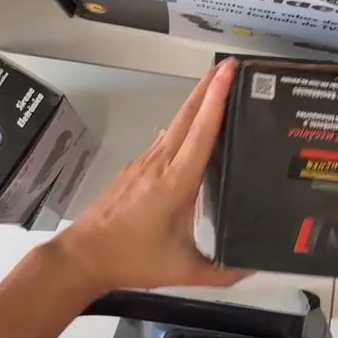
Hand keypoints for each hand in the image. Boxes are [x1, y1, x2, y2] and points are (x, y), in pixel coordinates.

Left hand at [49, 59, 247, 296]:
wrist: (83, 256)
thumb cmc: (133, 260)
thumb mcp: (183, 270)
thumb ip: (222, 272)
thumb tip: (254, 267)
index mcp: (176, 182)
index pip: (202, 131)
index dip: (217, 99)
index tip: (229, 71)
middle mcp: (160, 164)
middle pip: (187, 116)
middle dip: (209, 87)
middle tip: (232, 66)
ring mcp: (145, 164)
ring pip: (176, 125)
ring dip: (197, 104)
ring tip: (220, 90)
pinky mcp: (136, 169)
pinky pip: (166, 140)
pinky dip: (185, 127)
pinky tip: (196, 133)